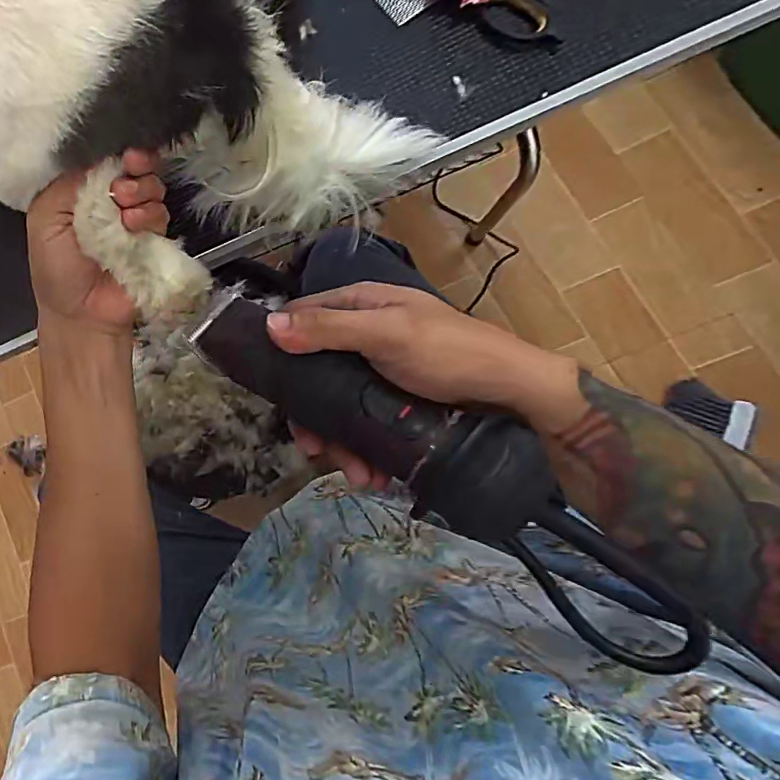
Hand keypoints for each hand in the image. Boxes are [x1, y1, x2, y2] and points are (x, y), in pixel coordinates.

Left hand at [26, 150, 168, 335]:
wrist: (82, 315)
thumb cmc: (56, 270)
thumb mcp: (45, 219)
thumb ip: (68, 185)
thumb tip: (101, 160)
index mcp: (83, 192)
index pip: (105, 159)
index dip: (117, 152)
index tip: (123, 155)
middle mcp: (111, 202)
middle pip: (136, 168)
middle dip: (136, 169)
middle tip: (122, 190)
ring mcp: (135, 221)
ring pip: (153, 188)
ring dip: (143, 192)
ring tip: (126, 213)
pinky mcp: (154, 240)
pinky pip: (163, 214)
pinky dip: (153, 214)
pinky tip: (136, 228)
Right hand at [266, 283, 588, 485]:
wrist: (510, 391)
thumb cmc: (449, 353)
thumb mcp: (387, 335)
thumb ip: (329, 329)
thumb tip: (270, 326)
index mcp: (361, 305)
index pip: (303, 318)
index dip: (282, 351)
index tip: (273, 393)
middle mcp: (365, 333)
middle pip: (317, 373)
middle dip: (314, 417)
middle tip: (314, 450)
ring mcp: (380, 369)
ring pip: (340, 405)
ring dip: (341, 443)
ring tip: (356, 474)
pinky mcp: (395, 398)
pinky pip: (364, 421)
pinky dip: (364, 448)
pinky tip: (373, 473)